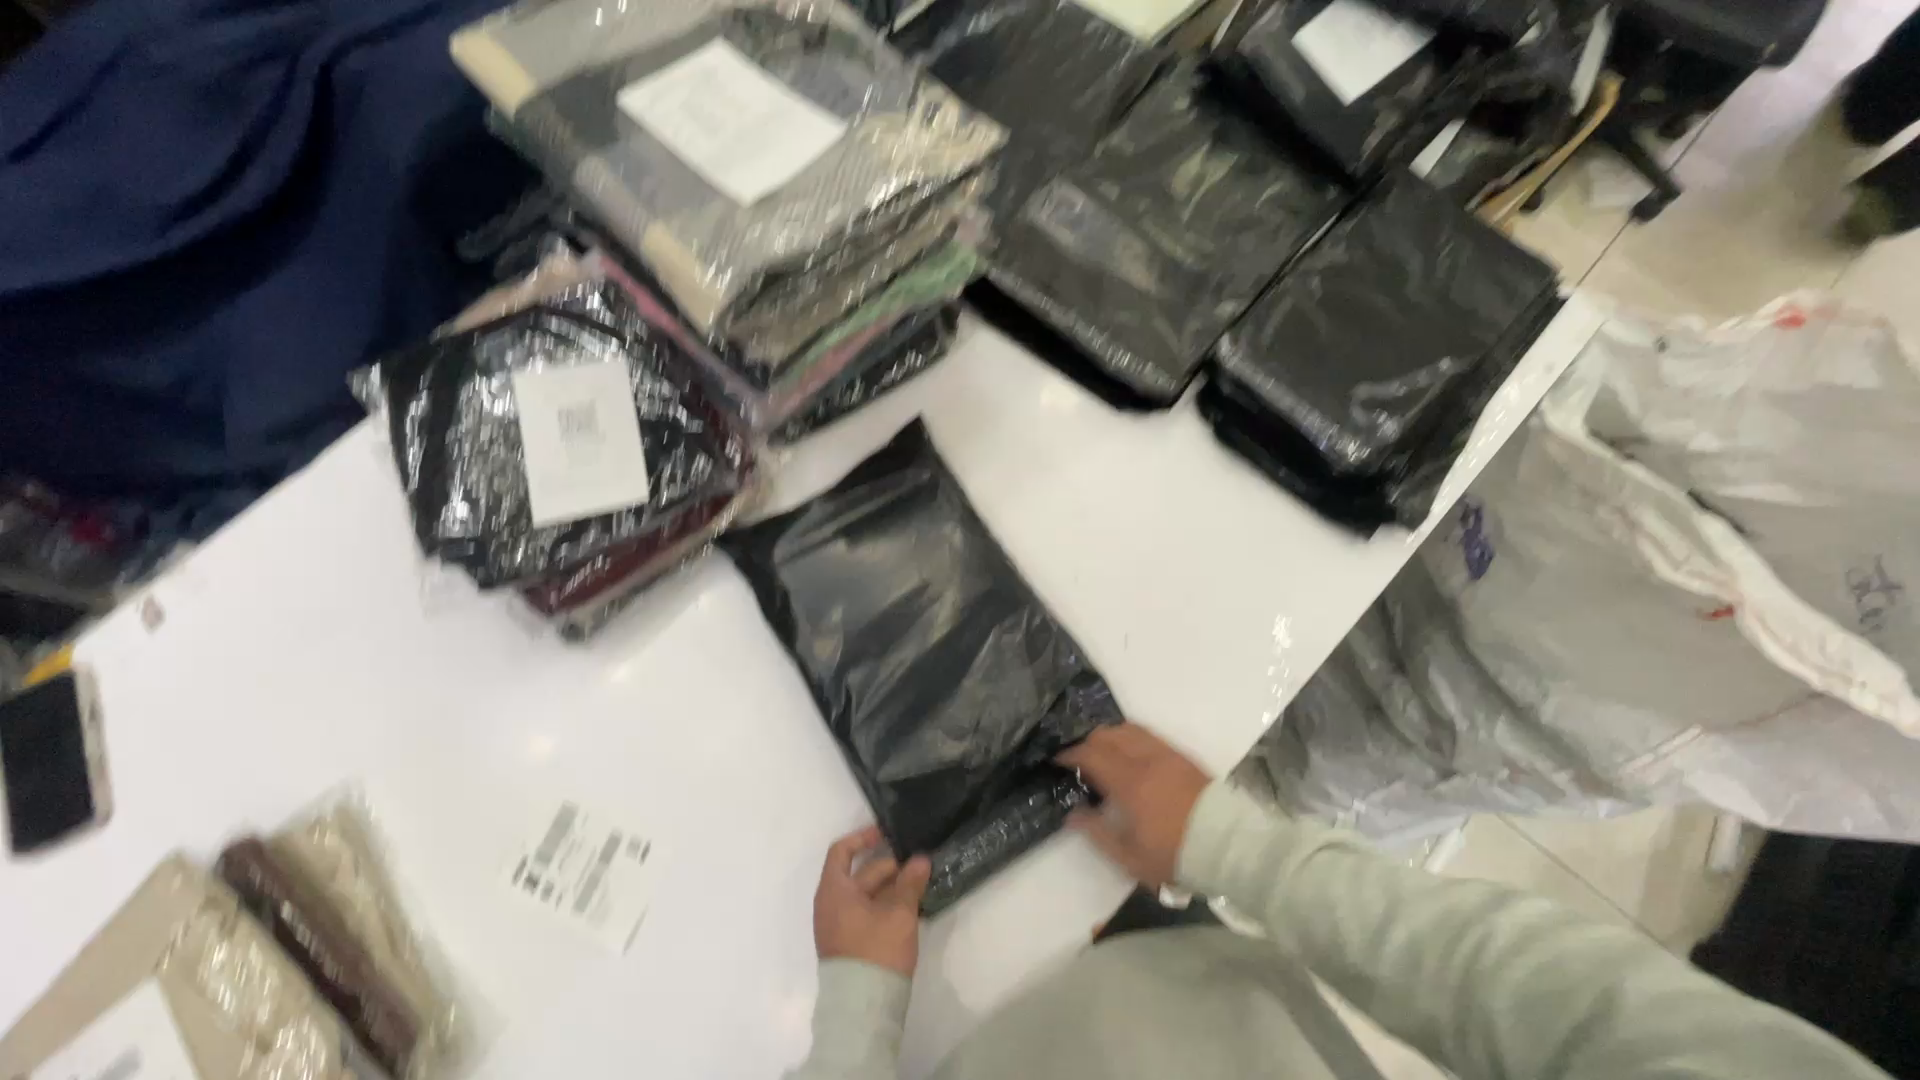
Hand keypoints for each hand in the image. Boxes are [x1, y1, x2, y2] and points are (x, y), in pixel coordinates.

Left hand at [812, 825, 931, 976]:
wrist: (862, 1008)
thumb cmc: (876, 951)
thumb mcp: (898, 914)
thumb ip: (910, 884)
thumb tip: (921, 859)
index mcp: (834, 890)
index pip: (842, 851)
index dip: (863, 838)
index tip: (888, 834)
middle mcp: (830, 904)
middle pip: (859, 873)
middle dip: (889, 867)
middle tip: (919, 864)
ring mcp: (838, 925)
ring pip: (865, 895)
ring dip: (890, 887)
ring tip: (919, 884)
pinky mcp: (849, 943)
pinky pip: (865, 913)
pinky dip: (884, 905)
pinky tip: (909, 907)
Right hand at [1057, 723, 1211, 888]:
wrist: (1230, 847)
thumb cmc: (1176, 856)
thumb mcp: (1130, 857)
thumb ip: (1098, 833)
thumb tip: (1073, 814)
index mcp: (1130, 783)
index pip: (1092, 755)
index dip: (1070, 754)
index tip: (1058, 760)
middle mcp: (1146, 761)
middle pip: (1109, 735)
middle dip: (1088, 742)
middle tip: (1079, 757)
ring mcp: (1167, 755)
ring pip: (1130, 730)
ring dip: (1111, 735)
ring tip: (1104, 751)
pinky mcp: (1184, 757)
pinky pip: (1151, 735)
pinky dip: (1132, 737)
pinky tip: (1131, 752)